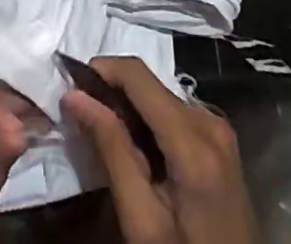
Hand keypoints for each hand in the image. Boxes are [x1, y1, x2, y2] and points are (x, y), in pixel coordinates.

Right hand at [63, 57, 260, 243]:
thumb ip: (111, 152)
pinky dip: (149, 122)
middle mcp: (210, 120)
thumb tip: (75, 96)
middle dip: (111, 94)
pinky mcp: (220, 139)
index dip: (101, 70)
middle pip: (150, 85)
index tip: (69, 85)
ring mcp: (219, 128)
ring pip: (160, 97)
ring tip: (105, 142)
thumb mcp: (141, 220)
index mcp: (193, 140)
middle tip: (81, 122)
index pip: (139, 76)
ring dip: (129, 110)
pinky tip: (136, 153)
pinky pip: (175, 113)